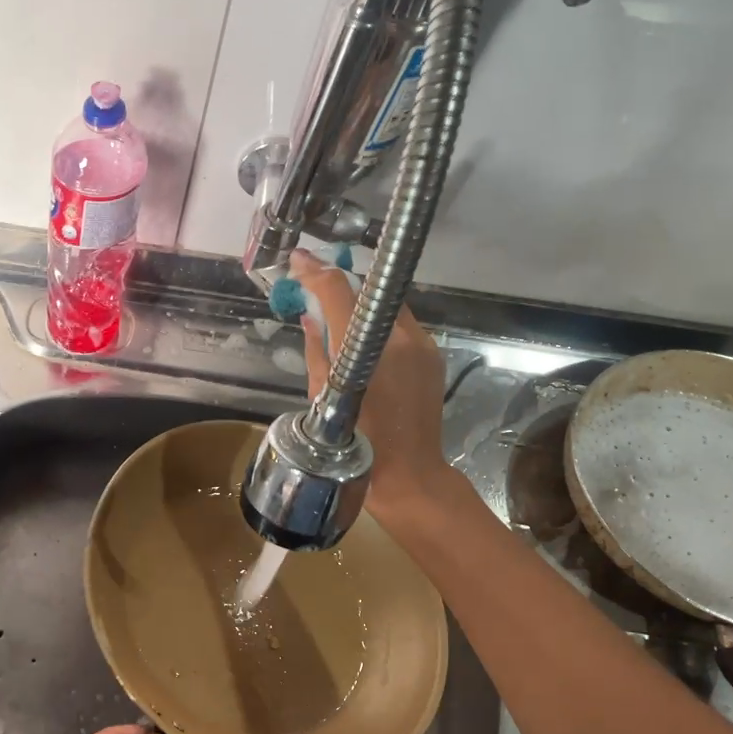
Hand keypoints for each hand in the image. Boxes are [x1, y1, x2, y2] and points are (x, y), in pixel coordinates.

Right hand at [291, 249, 451, 516]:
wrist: (408, 473)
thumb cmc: (354, 442)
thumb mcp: (321, 397)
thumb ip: (316, 351)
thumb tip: (309, 318)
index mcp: (362, 348)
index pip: (338, 291)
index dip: (315, 271)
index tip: (299, 259)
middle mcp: (397, 336)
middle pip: (367, 291)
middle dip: (341, 286)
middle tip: (316, 287)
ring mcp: (421, 344)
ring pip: (388, 307)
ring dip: (363, 306)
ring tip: (341, 317)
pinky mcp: (433, 355)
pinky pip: (403, 327)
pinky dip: (381, 326)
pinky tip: (367, 344)